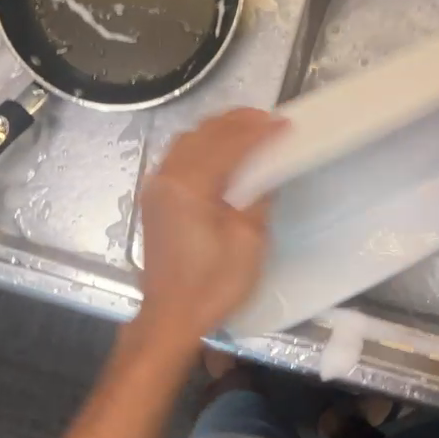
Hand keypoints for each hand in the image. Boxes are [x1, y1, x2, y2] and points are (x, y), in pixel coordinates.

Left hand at [136, 108, 284, 341]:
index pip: (230, 143)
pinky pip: (178, 157)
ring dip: (218, 130)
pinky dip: (201, 145)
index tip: (284, 124)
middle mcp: (167, 178)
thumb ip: (257, 198)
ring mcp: (156, 187)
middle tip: (269, 122)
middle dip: (238, 123)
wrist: (171, 315)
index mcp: (190, 186)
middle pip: (205, 133)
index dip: (260, 131)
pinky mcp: (154, 199)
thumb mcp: (248, 242)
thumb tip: (266, 172)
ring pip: (187, 140)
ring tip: (248, 131)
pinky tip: (220, 152)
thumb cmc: (212, 285)